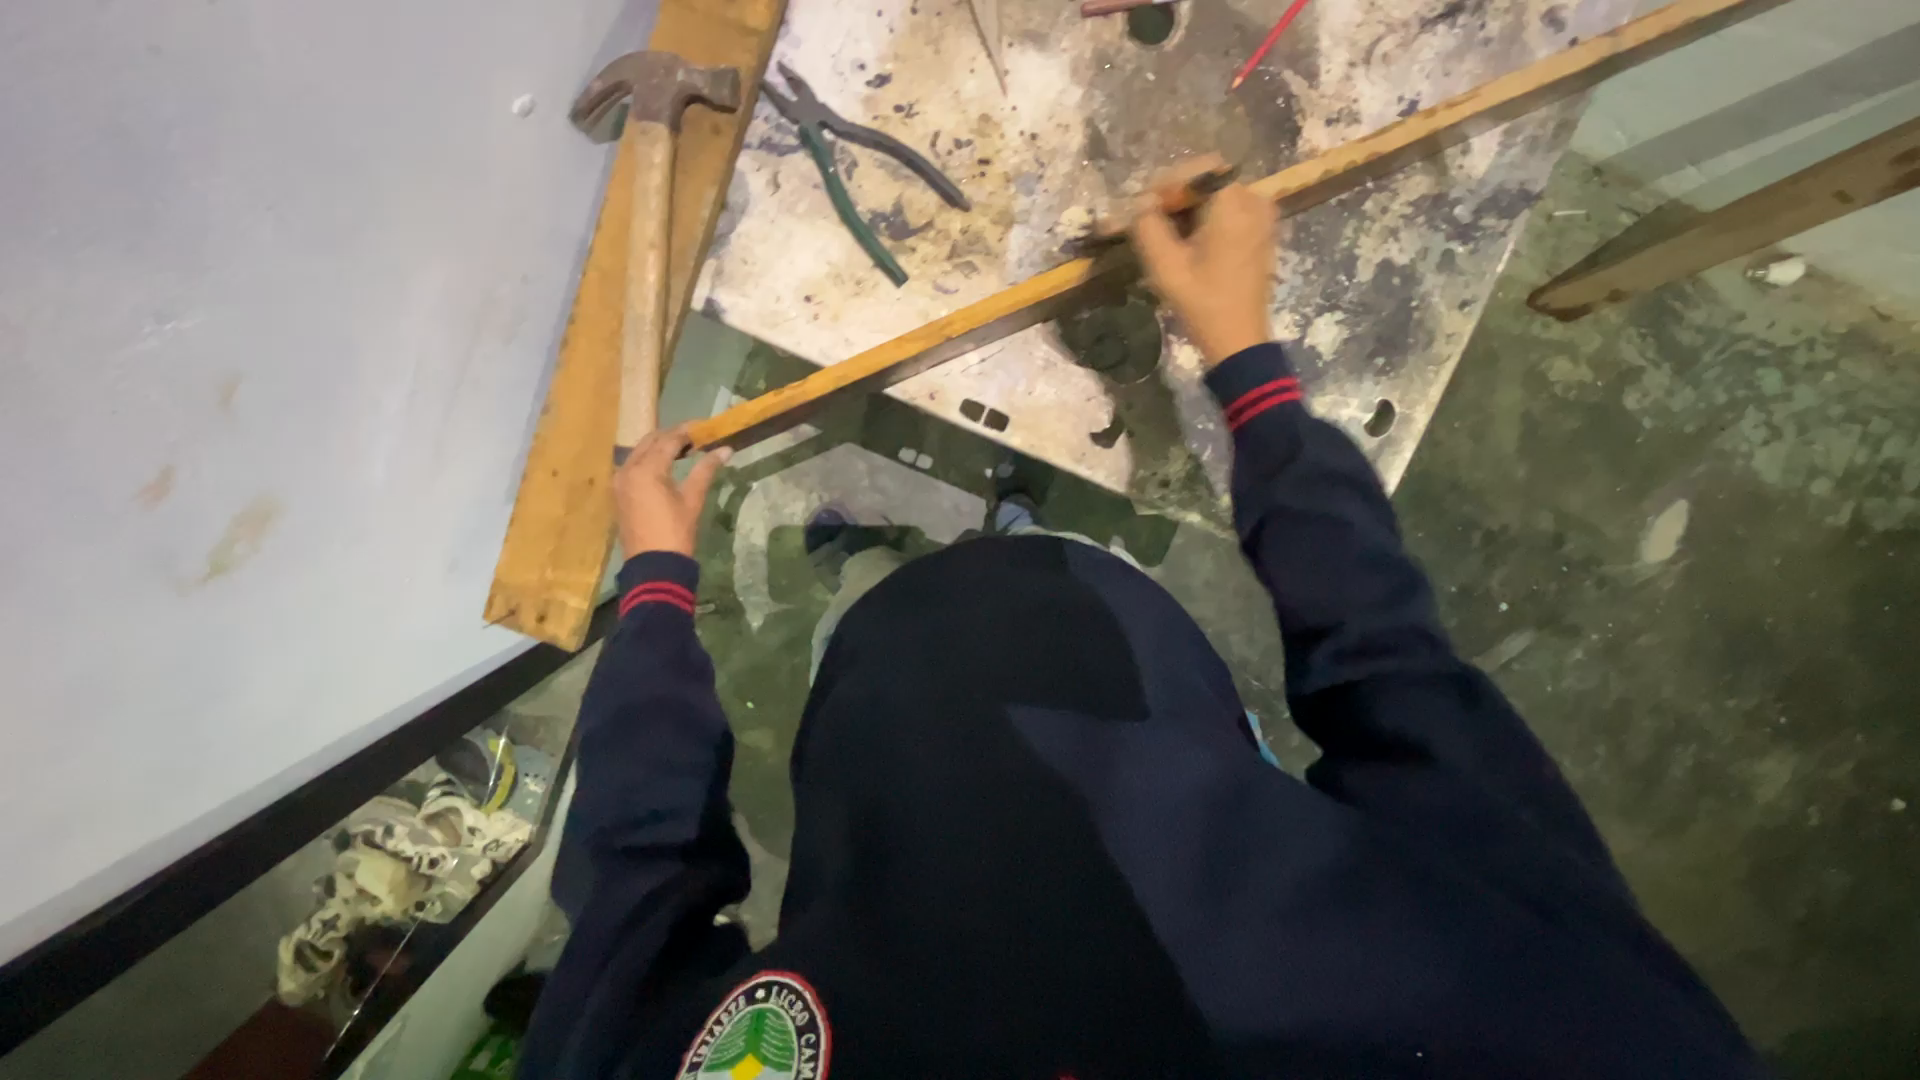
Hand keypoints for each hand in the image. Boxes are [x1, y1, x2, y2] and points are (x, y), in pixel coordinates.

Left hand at [613, 426, 730, 558]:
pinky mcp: (619, 493)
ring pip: (639, 452)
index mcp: (646, 469)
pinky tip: (666, 466)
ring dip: (659, 447)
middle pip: (650, 441)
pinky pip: (633, 466)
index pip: (669, 440)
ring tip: (683, 450)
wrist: (654, 566)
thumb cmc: (676, 532)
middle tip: (695, 437)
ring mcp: (620, 481)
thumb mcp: (693, 499)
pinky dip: (649, 460)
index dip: (688, 431)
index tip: (705, 427)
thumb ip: (706, 470)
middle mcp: (628, 469)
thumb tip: (726, 449)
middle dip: (672, 436)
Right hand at [1131, 182, 1277, 367]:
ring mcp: (1263, 218)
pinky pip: (1230, 213)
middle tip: (1148, 221)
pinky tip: (1187, 244)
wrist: (1239, 340)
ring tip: (1164, 234)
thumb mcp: (1165, 266)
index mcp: (1234, 203)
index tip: (1144, 208)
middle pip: (1208, 182)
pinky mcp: (1262, 235)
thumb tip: (1139, 205)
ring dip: (1189, 210)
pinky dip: (1206, 221)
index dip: (1167, 183)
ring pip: (1217, 198)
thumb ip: (1147, 227)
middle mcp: (1255, 201)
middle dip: (1176, 197)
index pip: (1198, 170)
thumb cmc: (1202, 304)